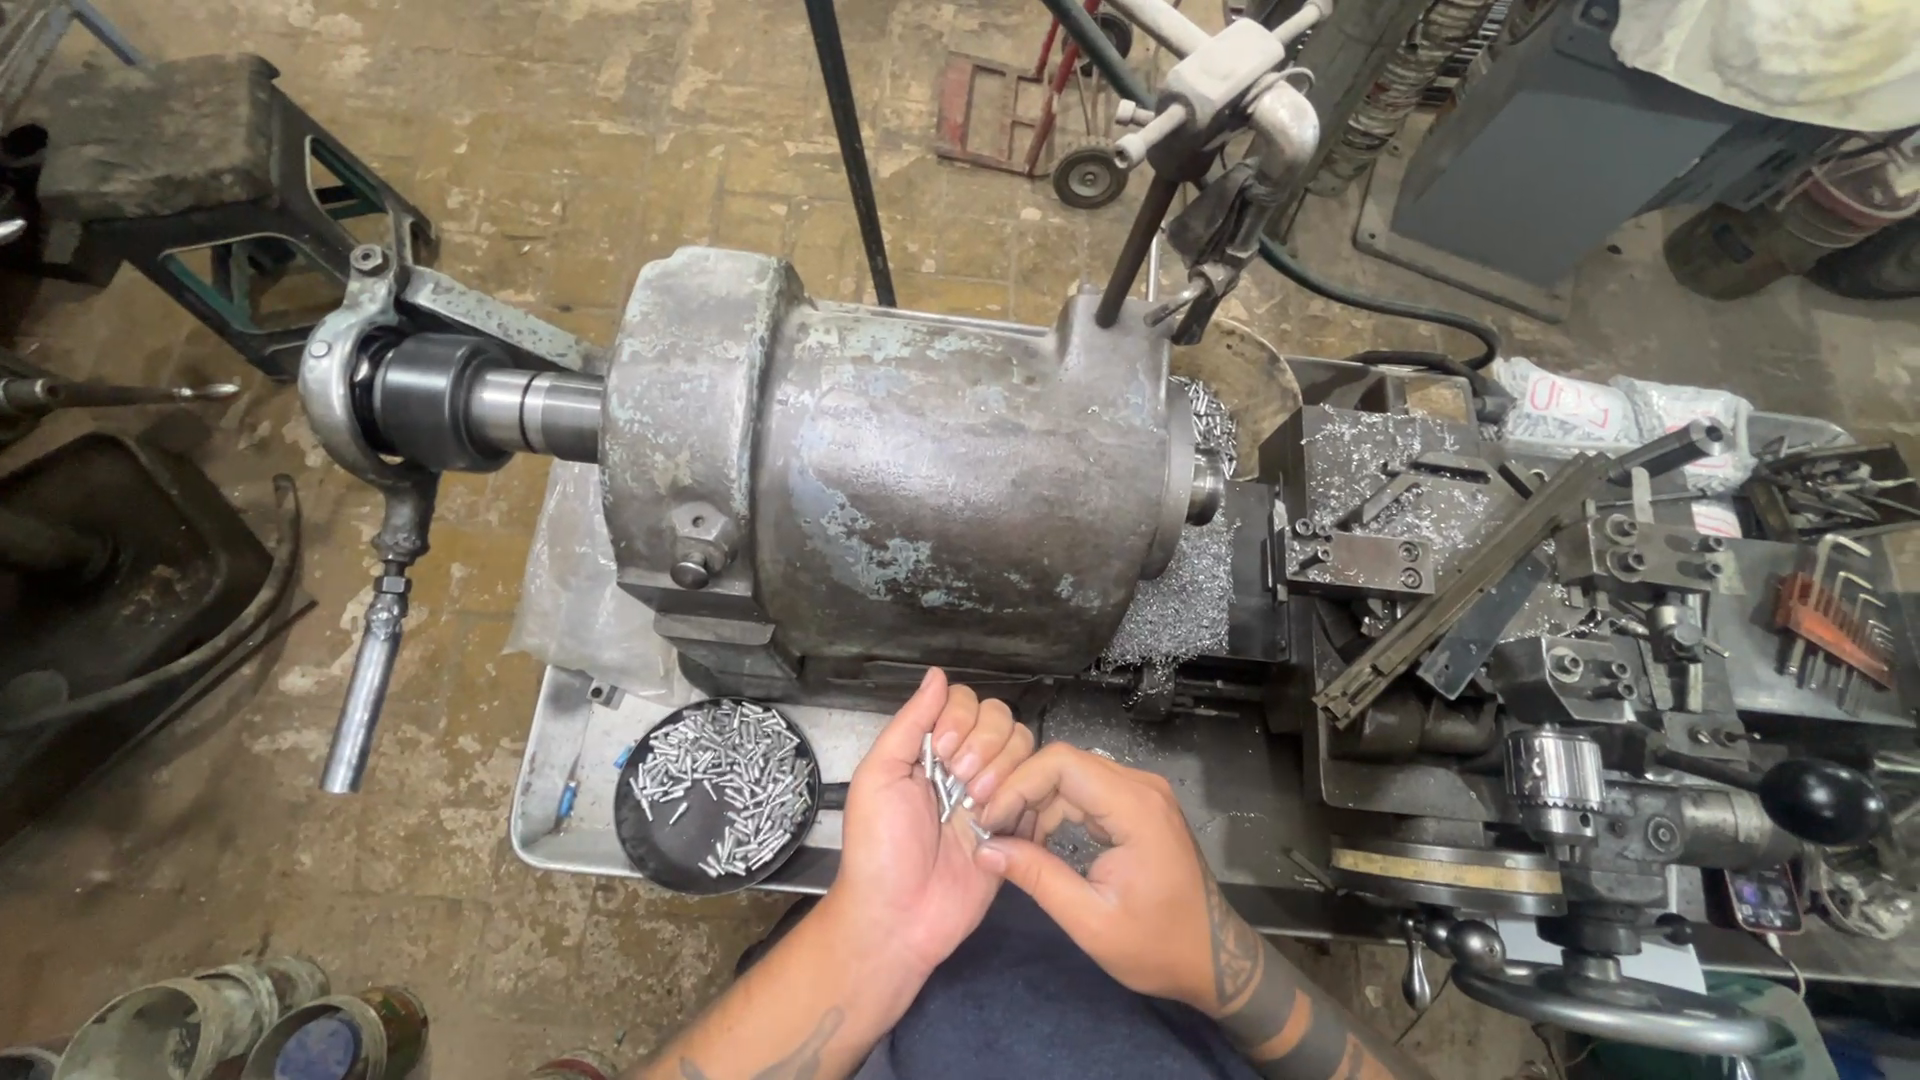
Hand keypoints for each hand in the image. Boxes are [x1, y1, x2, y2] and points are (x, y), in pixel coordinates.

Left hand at [823, 668, 1037, 977]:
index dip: (959, 718)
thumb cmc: (879, 847)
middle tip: (958, 781)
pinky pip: (1038, 790)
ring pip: (1024, 748)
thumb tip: (936, 673)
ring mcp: (992, 793)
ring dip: (1004, 770)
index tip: (939, 752)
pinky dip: (1025, 796)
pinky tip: (1000, 819)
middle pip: (1000, 718)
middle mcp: (964, 763)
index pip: (963, 702)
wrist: (898, 918)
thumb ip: (909, 722)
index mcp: (929, 748)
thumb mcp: (878, 776)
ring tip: (978, 806)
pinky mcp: (1015, 826)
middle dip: (984, 744)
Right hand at [972, 744, 1257, 1015]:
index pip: (1062, 763)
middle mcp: (1142, 786)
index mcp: (1136, 807)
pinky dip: (1056, 808)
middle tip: (992, 831)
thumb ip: (1037, 878)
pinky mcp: (1139, 804)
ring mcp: (1143, 792)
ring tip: (1010, 840)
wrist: (1215, 959)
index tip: (989, 820)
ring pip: (1072, 774)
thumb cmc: (1158, 946)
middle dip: (1022, 792)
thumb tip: (985, 850)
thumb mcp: (1091, 922)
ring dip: (1036, 801)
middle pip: (1065, 763)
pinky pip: (1087, 790)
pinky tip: (1037, 839)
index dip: (1018, 784)